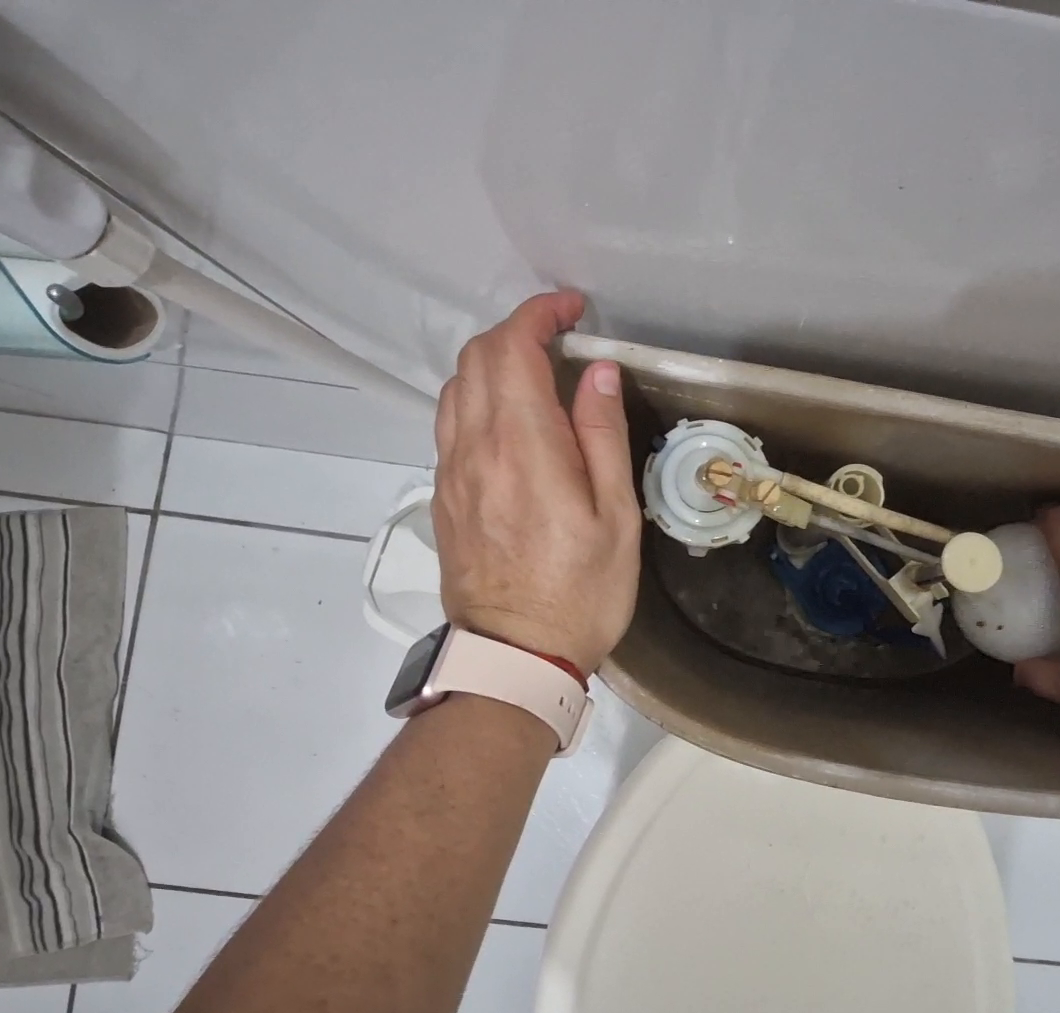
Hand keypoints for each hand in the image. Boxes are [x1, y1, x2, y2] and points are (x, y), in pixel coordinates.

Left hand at [431, 291, 640, 673]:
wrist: (515, 654)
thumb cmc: (580, 590)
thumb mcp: (614, 515)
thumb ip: (601, 435)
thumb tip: (597, 372)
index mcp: (522, 445)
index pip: (511, 348)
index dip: (539, 314)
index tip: (573, 311)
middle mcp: (474, 447)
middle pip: (475, 357)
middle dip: (516, 331)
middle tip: (562, 339)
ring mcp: (451, 471)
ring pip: (456, 387)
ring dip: (492, 363)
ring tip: (537, 374)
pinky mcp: (444, 494)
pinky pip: (450, 423)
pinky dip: (478, 398)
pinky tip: (511, 420)